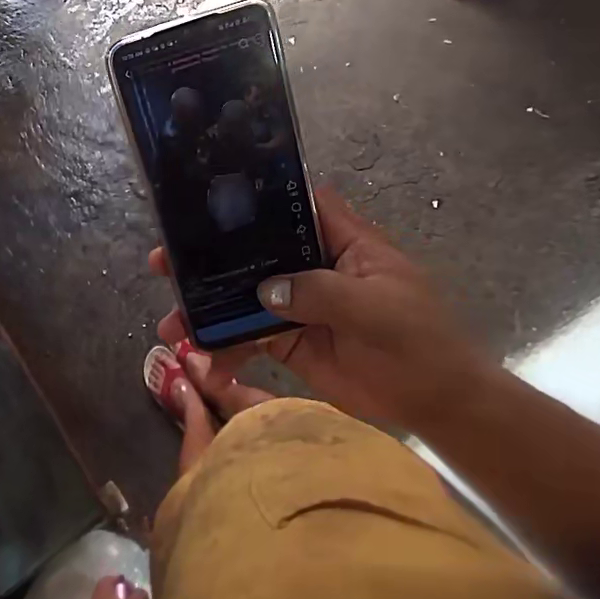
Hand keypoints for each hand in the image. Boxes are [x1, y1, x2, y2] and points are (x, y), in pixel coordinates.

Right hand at [152, 189, 494, 427]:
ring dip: (211, 309)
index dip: (261, 199)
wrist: (435, 399)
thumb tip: (265, 291)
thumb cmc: (417, 339)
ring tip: (170, 326)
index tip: (213, 199)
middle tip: (164, 263)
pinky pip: (254, 339)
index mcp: (344, 242)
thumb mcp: (373, 307)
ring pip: (249, 298)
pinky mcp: (296, 344)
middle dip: (215, 257)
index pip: (299, 206)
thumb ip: (320, 293)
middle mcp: (316, 267)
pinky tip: (203, 362)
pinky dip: (229, 349)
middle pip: (259, 252)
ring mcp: (303, 306)